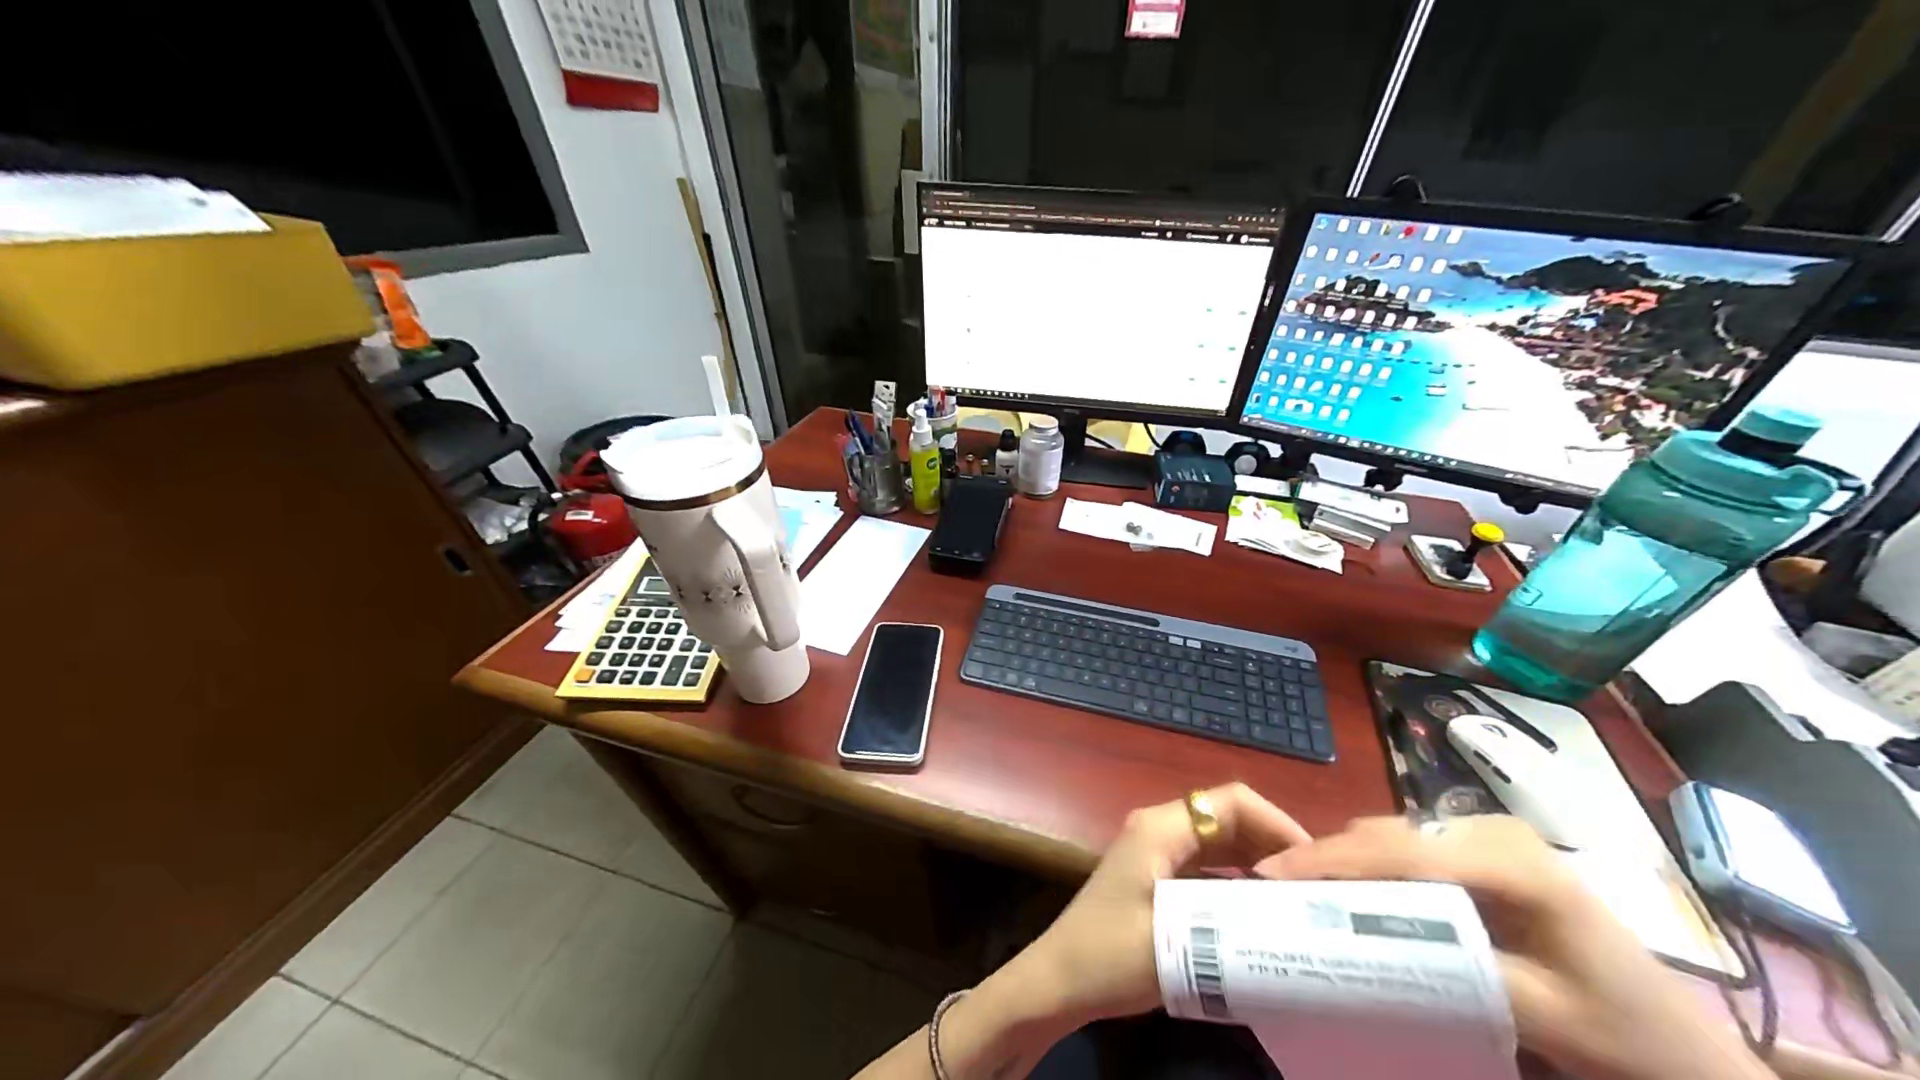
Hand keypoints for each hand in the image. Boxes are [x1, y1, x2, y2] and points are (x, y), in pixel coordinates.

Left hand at [853, 784, 1310, 1079]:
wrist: (1059, 981)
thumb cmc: (1111, 954)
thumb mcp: (1179, 934)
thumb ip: (1235, 909)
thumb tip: (1295, 898)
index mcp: (1160, 827)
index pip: (1231, 801)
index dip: (1277, 821)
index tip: (1314, 863)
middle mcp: (1160, 829)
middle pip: (1228, 819)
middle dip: (1274, 843)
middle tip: (1318, 887)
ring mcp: (1157, 853)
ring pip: (1220, 843)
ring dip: (1259, 863)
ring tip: (1303, 900)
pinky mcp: (1157, 878)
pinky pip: (1208, 867)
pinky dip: (1239, 881)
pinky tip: (1266, 911)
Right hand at [1265, 815, 1770, 1079]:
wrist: (1687, 1050)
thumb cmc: (1620, 1032)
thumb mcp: (1542, 1013)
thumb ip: (1449, 969)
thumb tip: (1354, 938)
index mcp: (1512, 860)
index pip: (1399, 850)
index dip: (1329, 860)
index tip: (1269, 875)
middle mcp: (1490, 831)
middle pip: (1385, 835)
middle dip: (1323, 858)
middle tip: (1268, 886)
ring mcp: (1484, 838)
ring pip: (1388, 838)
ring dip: (1340, 863)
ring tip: (1293, 889)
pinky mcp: (1477, 854)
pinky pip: (1404, 851)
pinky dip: (1366, 869)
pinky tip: (1343, 893)